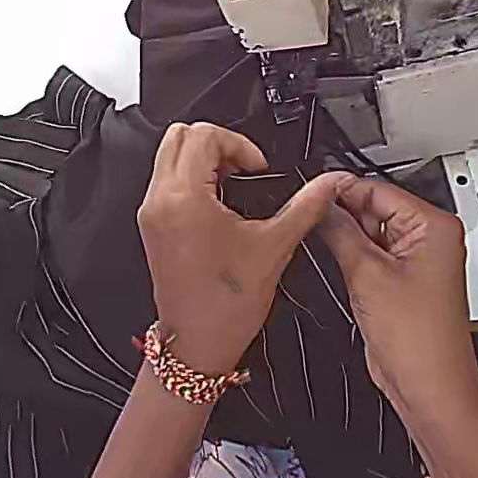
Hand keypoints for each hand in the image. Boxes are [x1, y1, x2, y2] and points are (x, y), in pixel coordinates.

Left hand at [137, 123, 352, 374]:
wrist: (198, 343)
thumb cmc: (225, 306)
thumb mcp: (275, 246)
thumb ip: (306, 206)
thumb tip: (326, 185)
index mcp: (184, 200)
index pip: (204, 136)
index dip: (239, 144)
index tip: (257, 166)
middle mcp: (160, 202)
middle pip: (179, 135)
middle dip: (218, 143)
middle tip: (244, 166)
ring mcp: (151, 213)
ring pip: (169, 154)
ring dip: (203, 158)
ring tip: (233, 183)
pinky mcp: (152, 225)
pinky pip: (166, 180)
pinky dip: (192, 177)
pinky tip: (219, 202)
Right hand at [318, 178, 477, 416]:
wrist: (428, 386)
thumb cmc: (419, 340)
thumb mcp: (367, 274)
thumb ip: (339, 232)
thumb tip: (321, 206)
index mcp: (434, 226)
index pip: (379, 190)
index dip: (342, 190)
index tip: (312, 193)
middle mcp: (431, 239)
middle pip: (375, 209)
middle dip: (343, 216)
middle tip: (311, 220)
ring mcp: (417, 260)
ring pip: (371, 233)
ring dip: (347, 239)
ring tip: (326, 248)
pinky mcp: (404, 280)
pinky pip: (373, 256)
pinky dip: (355, 258)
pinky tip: (342, 268)